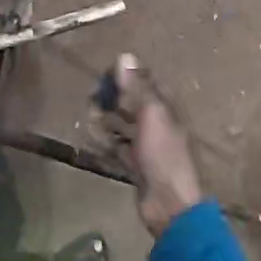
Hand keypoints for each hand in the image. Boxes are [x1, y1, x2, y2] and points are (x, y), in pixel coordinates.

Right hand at [102, 53, 203, 237]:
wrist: (170, 205)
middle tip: (93, 98)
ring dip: (107, 119)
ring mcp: (148, 144)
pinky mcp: (137, 164)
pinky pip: (118, 146)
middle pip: (132, 102)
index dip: (126, 76)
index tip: (105, 74)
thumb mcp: (151, 115)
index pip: (145, 81)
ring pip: (124, 123)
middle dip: (113, 98)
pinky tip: (93, 140)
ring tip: (91, 118)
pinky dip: (106, 142)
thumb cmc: (163, 155)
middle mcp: (158, 123)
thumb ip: (137, 87)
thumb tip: (125, 56)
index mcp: (166, 108)